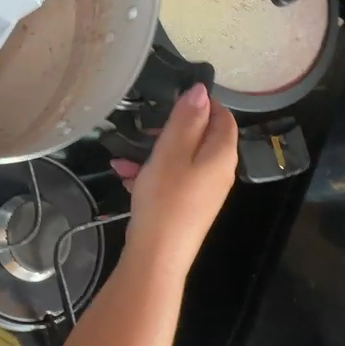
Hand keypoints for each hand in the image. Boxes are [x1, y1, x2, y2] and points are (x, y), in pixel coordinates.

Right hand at [109, 83, 237, 273]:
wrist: (158, 254)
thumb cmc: (165, 199)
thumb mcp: (170, 153)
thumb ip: (185, 120)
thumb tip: (202, 90)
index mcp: (221, 155)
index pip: (222, 117)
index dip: (201, 104)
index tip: (170, 101)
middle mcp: (218, 172)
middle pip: (200, 139)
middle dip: (168, 131)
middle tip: (140, 130)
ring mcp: (203, 192)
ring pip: (180, 160)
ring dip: (152, 154)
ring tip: (122, 158)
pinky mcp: (187, 207)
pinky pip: (172, 180)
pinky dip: (151, 174)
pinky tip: (125, 178)